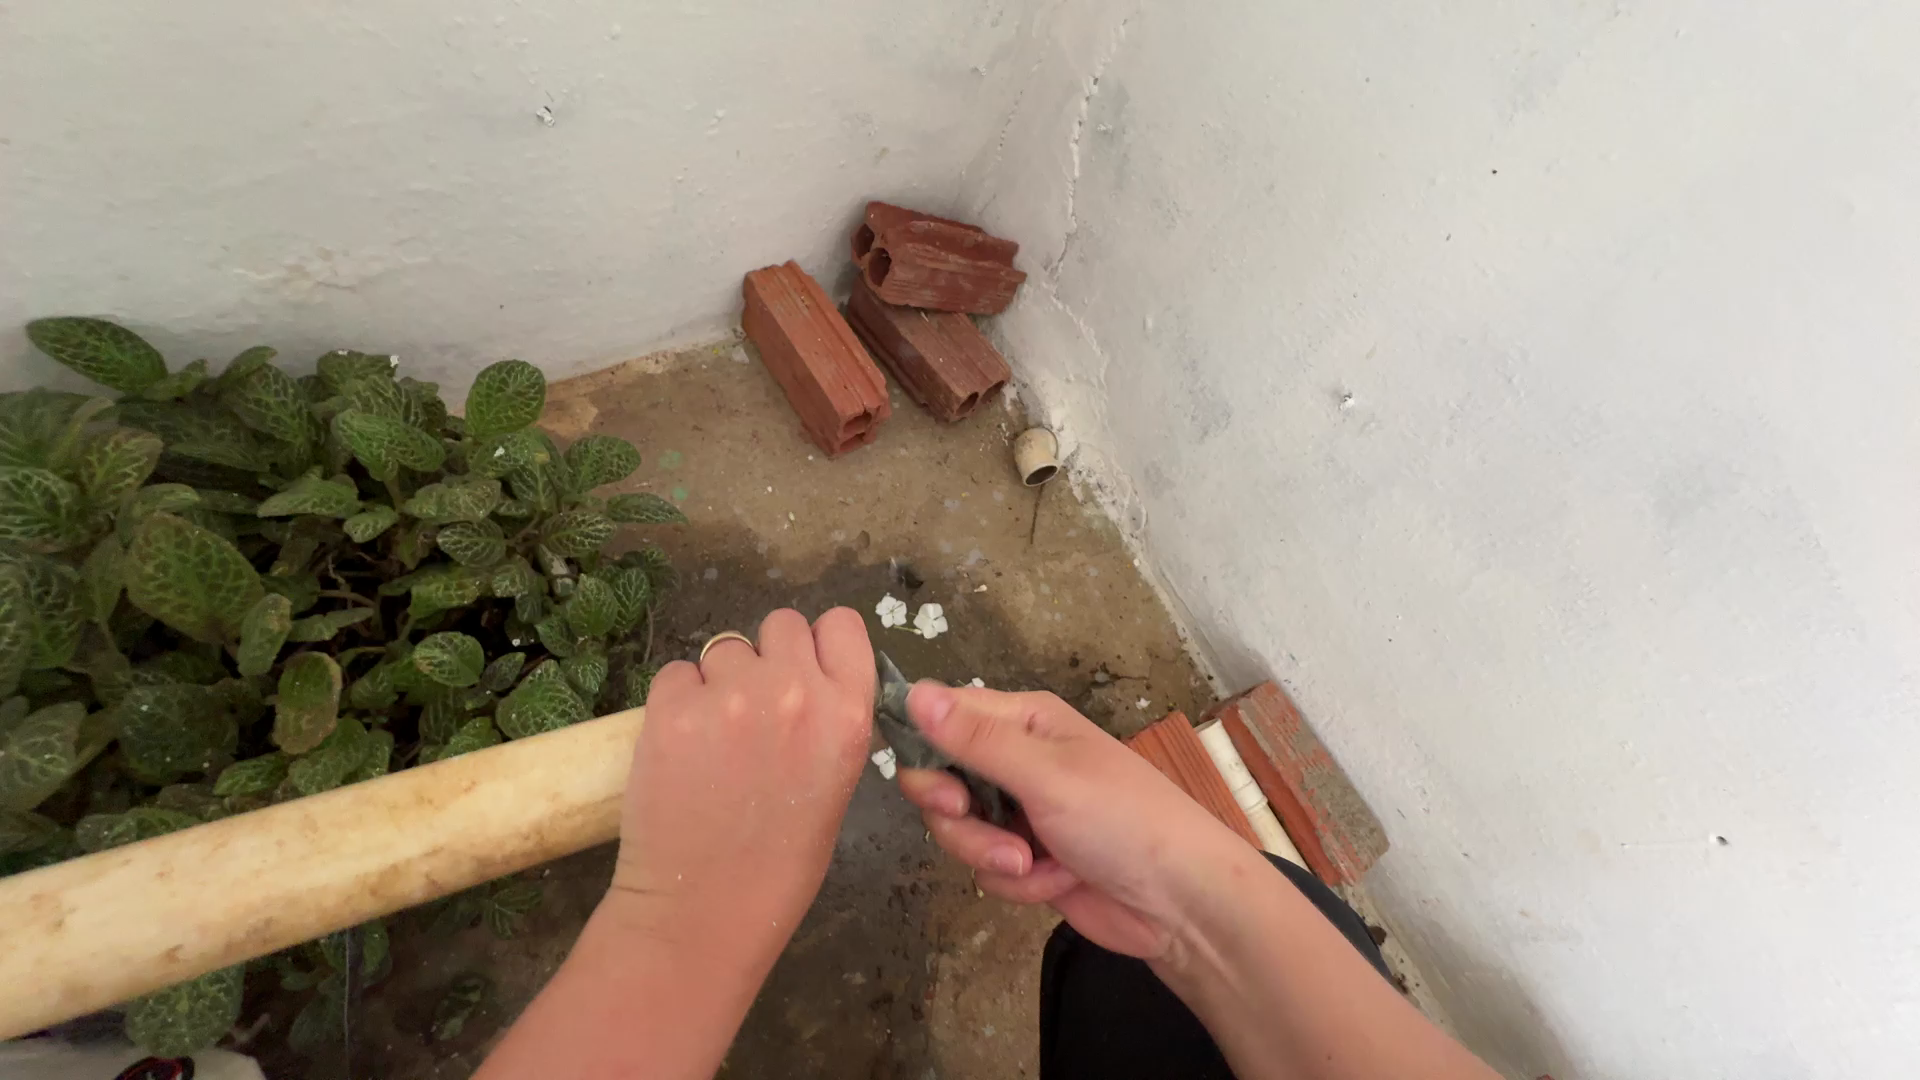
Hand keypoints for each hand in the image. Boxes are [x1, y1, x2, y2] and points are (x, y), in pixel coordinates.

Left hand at [608, 608, 874, 960]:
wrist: (703, 912)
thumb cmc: (783, 857)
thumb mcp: (839, 777)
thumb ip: (832, 714)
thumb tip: (808, 675)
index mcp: (849, 713)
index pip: (842, 623)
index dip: (821, 643)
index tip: (807, 669)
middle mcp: (797, 691)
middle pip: (783, 622)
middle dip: (770, 655)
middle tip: (757, 704)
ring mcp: (733, 695)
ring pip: (726, 646)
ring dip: (721, 678)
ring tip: (716, 734)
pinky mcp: (673, 708)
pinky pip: (677, 672)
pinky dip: (679, 698)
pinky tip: (683, 743)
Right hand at [897, 684, 1255, 959]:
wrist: (1179, 903)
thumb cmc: (1119, 817)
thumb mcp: (1044, 774)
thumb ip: (975, 739)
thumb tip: (912, 690)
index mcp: (1022, 721)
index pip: (946, 717)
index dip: (927, 750)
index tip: (936, 786)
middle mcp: (1014, 759)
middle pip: (941, 779)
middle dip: (956, 812)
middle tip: (970, 816)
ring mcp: (1019, 811)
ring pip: (958, 828)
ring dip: (988, 852)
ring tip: (1031, 863)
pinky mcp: (1025, 858)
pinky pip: (985, 867)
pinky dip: (1015, 881)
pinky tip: (1055, 882)